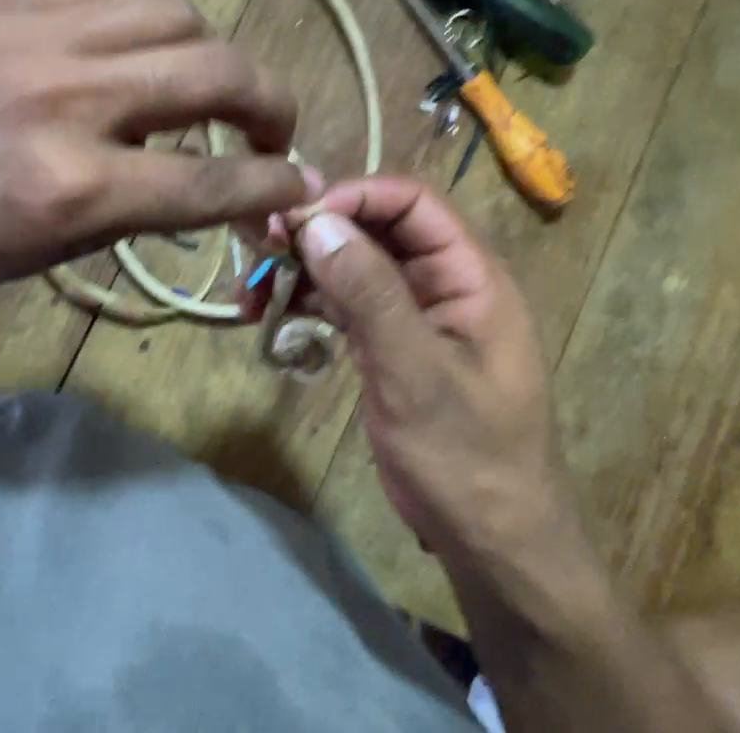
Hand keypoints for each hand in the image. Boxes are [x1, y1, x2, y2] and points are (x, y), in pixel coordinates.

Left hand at [0, 0, 310, 324]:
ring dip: (210, 50)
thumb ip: (149, 203)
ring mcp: (31, 35)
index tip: (300, 182)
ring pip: (173, 10)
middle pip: (214, 71)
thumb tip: (227, 173)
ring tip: (202, 80)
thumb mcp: (61, 248)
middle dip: (270, 102)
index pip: (212, 179)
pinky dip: (143, 16)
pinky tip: (135, 45)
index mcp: (74, 187)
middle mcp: (63, 98)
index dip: (273, 184)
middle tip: (272, 126)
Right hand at [285, 178, 574, 557]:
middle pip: (375, 231)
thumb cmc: (467, 457)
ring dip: (302, 270)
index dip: (356, 197)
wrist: (489, 542)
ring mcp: (412, 317)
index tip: (296, 217)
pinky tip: (267, 315)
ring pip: (351, 268)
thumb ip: (370, 295)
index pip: (413, 204)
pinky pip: (343, 306)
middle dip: (317, 233)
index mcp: (471, 277)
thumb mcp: (418, 373)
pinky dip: (306, 304)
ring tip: (249, 289)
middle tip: (258, 248)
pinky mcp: (387, 347)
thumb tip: (318, 222)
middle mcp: (441, 286)